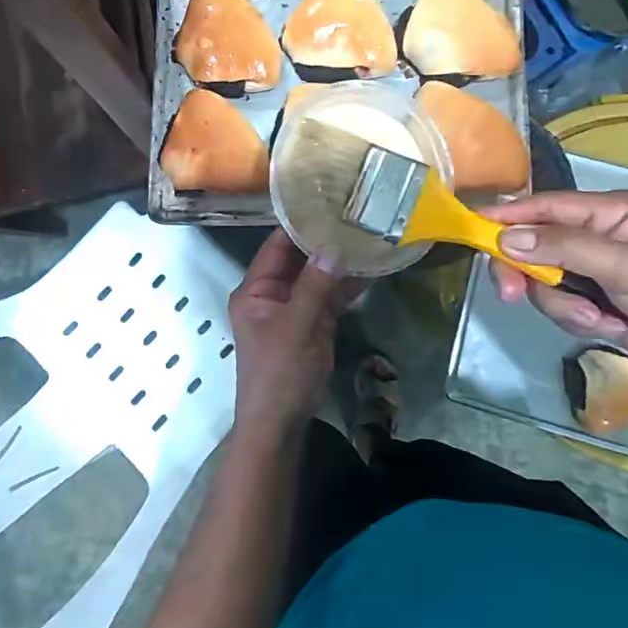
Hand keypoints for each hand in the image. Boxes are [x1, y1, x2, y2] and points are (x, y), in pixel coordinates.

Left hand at [227, 232, 361, 436]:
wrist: (279, 424)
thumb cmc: (279, 374)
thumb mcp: (297, 327)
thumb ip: (315, 286)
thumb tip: (334, 249)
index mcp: (255, 290)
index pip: (276, 247)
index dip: (299, 226)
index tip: (326, 203)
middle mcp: (272, 295)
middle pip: (299, 260)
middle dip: (325, 242)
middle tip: (356, 215)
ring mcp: (294, 310)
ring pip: (318, 278)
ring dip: (340, 263)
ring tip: (369, 235)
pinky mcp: (312, 325)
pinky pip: (330, 298)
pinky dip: (347, 286)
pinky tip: (372, 269)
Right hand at [483, 191, 627, 370]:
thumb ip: (567, 249)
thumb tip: (506, 237)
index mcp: (610, 211)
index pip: (546, 206)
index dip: (508, 216)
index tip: (473, 229)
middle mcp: (594, 233)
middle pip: (533, 244)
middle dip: (526, 272)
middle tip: (511, 295)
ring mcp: (589, 267)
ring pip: (541, 280)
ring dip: (563, 305)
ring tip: (600, 320)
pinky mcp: (589, 297)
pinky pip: (557, 304)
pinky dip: (576, 319)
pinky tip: (609, 325)